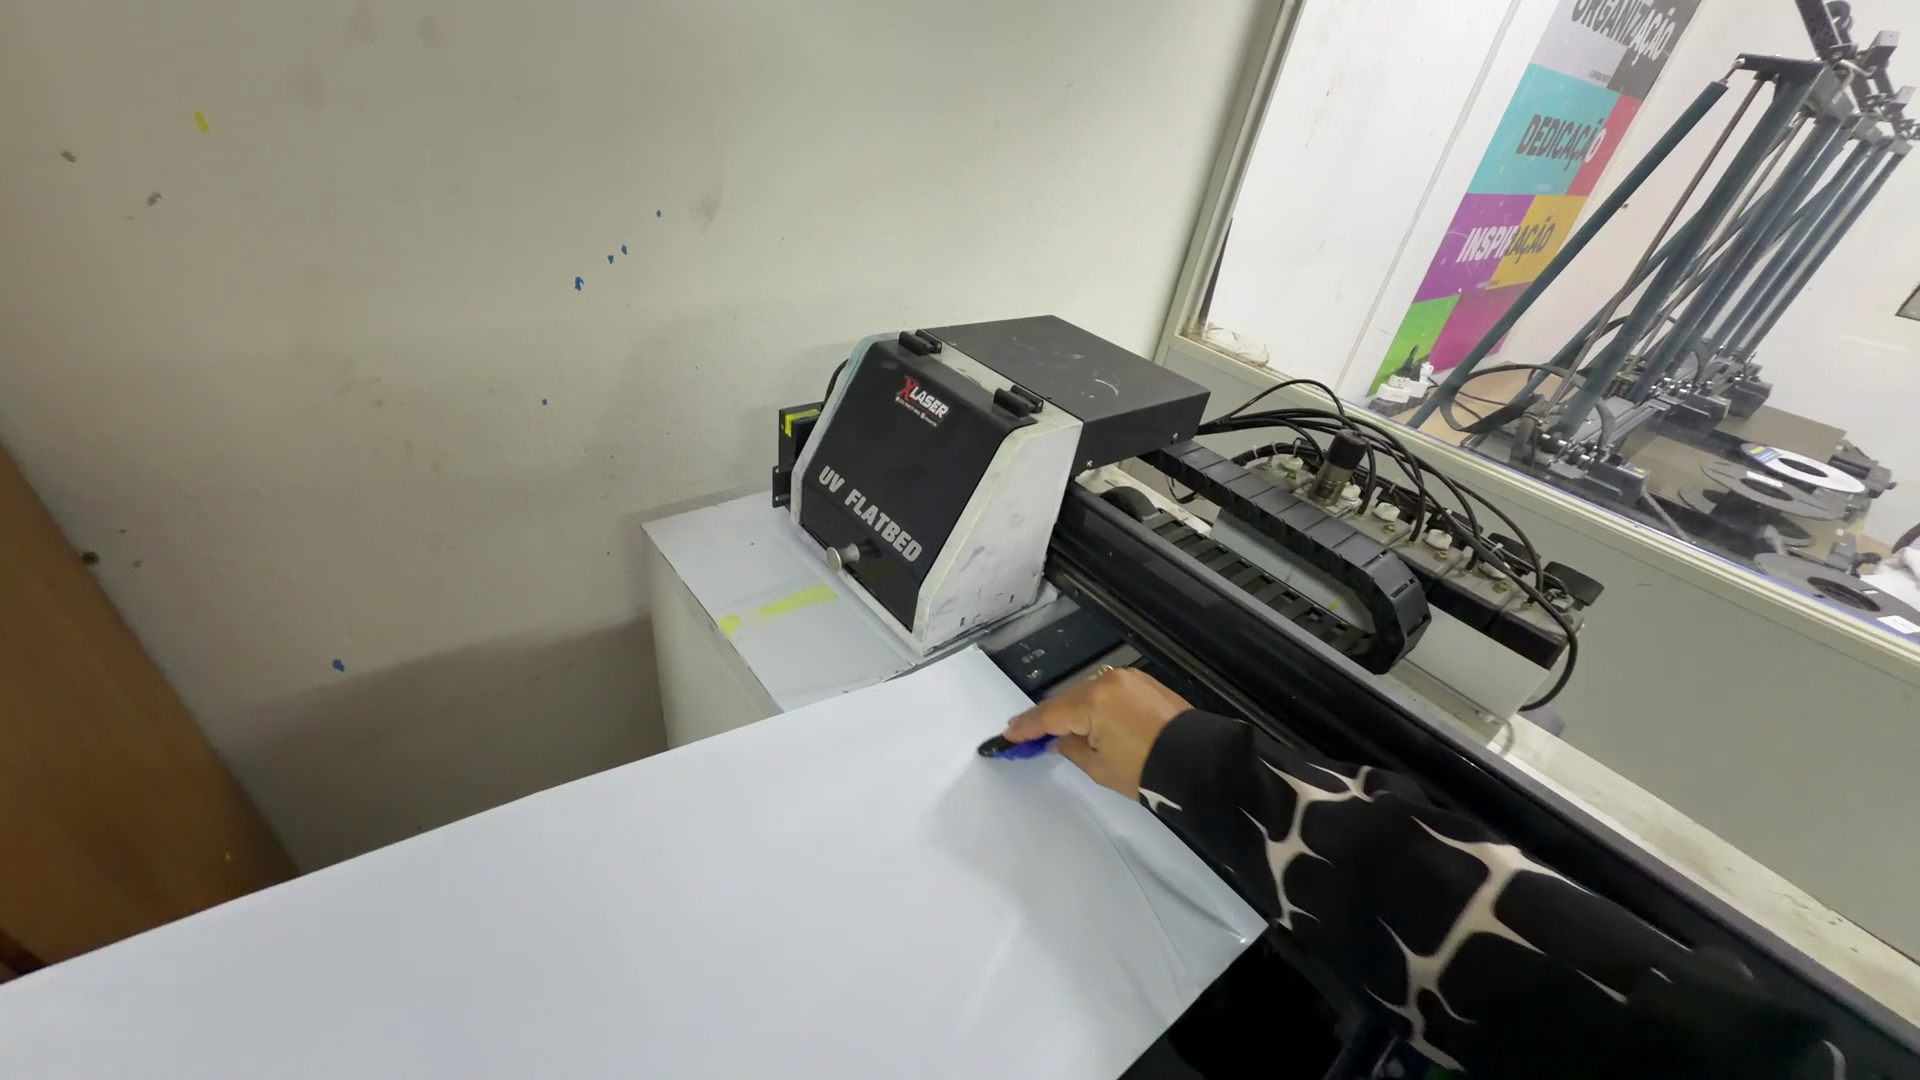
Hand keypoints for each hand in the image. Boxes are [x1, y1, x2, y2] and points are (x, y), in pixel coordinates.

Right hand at [1001, 667, 1191, 797]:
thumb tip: (1061, 739)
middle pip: (1065, 700)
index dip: (1027, 726)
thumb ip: (1072, 749)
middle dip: (1046, 717)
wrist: (1201, 761)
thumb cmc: (1148, 770)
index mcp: (1093, 702)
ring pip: (1085, 693)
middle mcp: (1106, 682)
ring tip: (1053, 727)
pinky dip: (1092, 704)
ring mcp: (1126, 678)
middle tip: (1024, 731)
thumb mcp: (1101, 768)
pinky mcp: (1142, 682)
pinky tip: (1084, 717)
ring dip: (1070, 709)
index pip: (1050, 715)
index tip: (1008, 734)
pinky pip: (1106, 691)